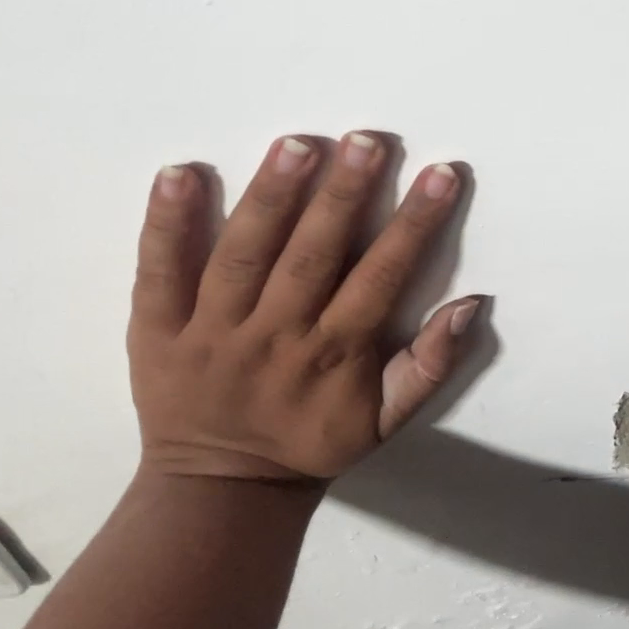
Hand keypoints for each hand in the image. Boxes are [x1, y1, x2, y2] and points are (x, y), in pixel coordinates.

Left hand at [129, 133, 480, 483]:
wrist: (220, 489)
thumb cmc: (317, 444)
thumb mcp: (391, 418)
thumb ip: (433, 363)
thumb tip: (472, 303)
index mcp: (336, 354)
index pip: (383, 275)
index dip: (415, 222)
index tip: (441, 174)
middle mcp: (275, 335)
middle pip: (312, 254)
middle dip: (343, 192)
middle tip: (367, 139)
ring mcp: (210, 331)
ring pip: (243, 254)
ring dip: (270, 195)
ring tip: (297, 143)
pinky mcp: (155, 331)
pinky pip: (157, 273)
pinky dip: (165, 223)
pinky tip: (180, 173)